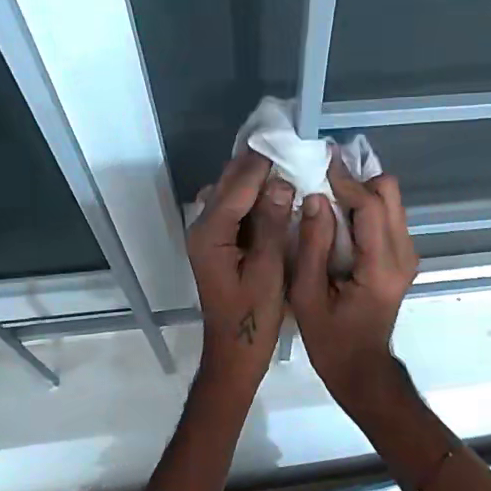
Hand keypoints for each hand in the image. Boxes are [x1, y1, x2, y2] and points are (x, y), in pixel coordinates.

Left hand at [188, 152, 292, 388]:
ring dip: (253, 178)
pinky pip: (233, 209)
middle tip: (288, 144)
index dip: (261, 163)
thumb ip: (273, 225)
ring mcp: (208, 236)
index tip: (286, 138)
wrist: (234, 352)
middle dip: (255, 164)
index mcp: (211, 233)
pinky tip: (275, 192)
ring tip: (285, 161)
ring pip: (229, 194)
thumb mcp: (268, 271)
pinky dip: (251, 196)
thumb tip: (281, 184)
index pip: (237, 186)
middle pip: (227, 185)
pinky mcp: (218, 244)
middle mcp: (202, 228)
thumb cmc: (253, 316)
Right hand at [289, 159, 419, 411]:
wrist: (362, 367)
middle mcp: (403, 254)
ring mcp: (407, 255)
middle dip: (357, 179)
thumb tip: (315, 198)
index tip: (320, 160)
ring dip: (361, 192)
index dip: (345, 180)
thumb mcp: (307, 296)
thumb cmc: (330, 339)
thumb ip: (312, 245)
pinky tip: (338, 216)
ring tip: (326, 193)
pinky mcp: (402, 257)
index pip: (370, 206)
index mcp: (381, 266)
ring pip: (391, 201)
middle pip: (389, 193)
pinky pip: (387, 216)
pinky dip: (364, 207)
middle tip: (322, 177)